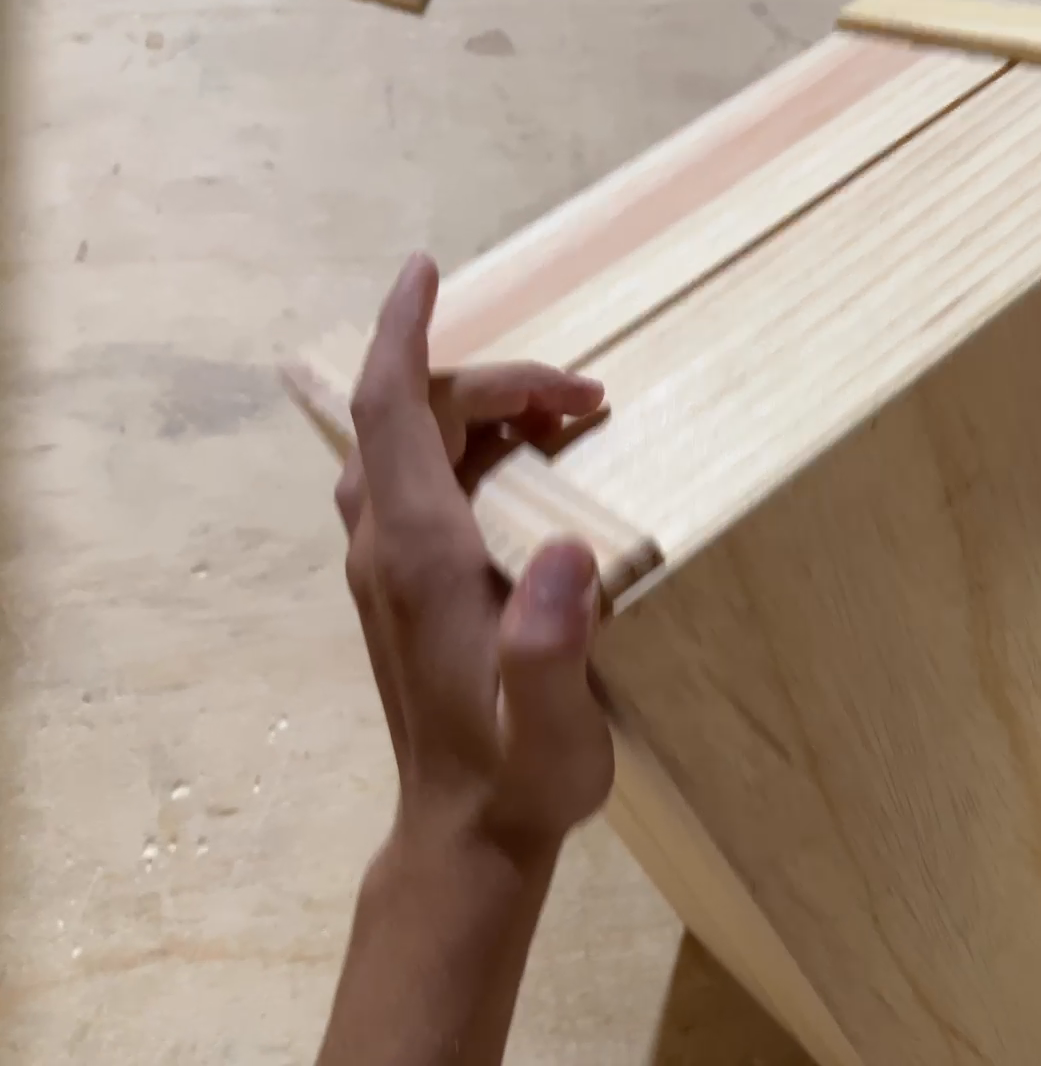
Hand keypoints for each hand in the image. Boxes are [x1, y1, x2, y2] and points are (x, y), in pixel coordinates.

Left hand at [335, 254, 614, 862]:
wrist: (466, 828)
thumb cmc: (523, 774)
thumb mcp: (553, 722)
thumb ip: (551, 643)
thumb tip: (568, 547)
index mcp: (422, 559)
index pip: (397, 417)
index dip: (406, 337)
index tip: (426, 271)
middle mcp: (388, 549)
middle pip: (414, 420)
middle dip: (498, 382)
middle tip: (591, 397)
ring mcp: (388, 568)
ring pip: (410, 447)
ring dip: (482, 408)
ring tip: (567, 415)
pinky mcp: (405, 584)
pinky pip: (418, 481)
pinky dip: (466, 444)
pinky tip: (521, 462)